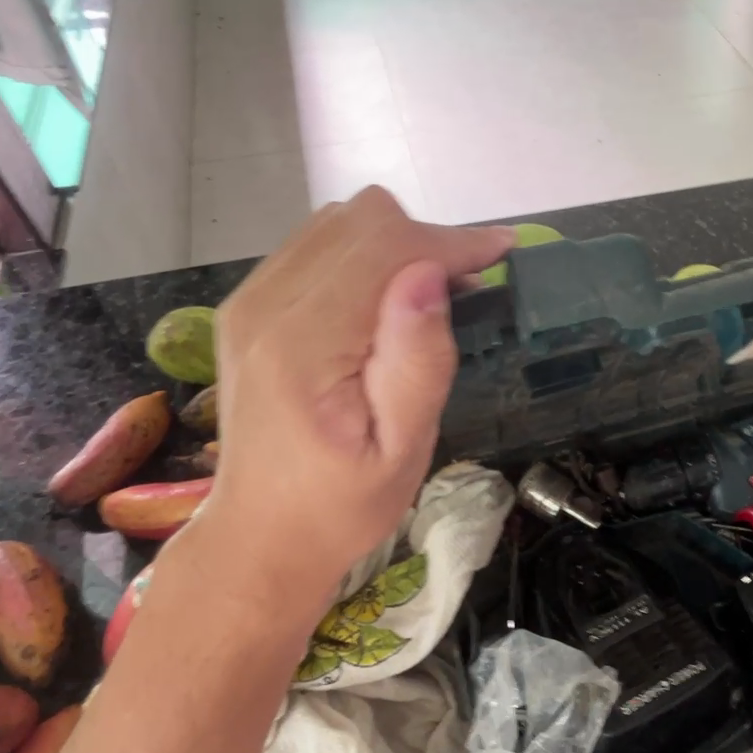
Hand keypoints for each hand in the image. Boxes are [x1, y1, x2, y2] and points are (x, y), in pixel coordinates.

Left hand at [190, 187, 511, 603]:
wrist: (266, 531)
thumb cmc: (346, 503)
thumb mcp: (404, 448)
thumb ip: (418, 361)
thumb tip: (428, 275)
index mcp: (303, 344)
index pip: (383, 247)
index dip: (450, 241)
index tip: (502, 253)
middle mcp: (264, 306)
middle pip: (359, 221)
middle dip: (425, 240)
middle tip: (467, 288)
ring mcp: (249, 301)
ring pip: (338, 223)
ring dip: (396, 245)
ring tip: (430, 297)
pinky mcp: (250, 306)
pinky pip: (318, 246)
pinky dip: (366, 258)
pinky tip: (386, 304)